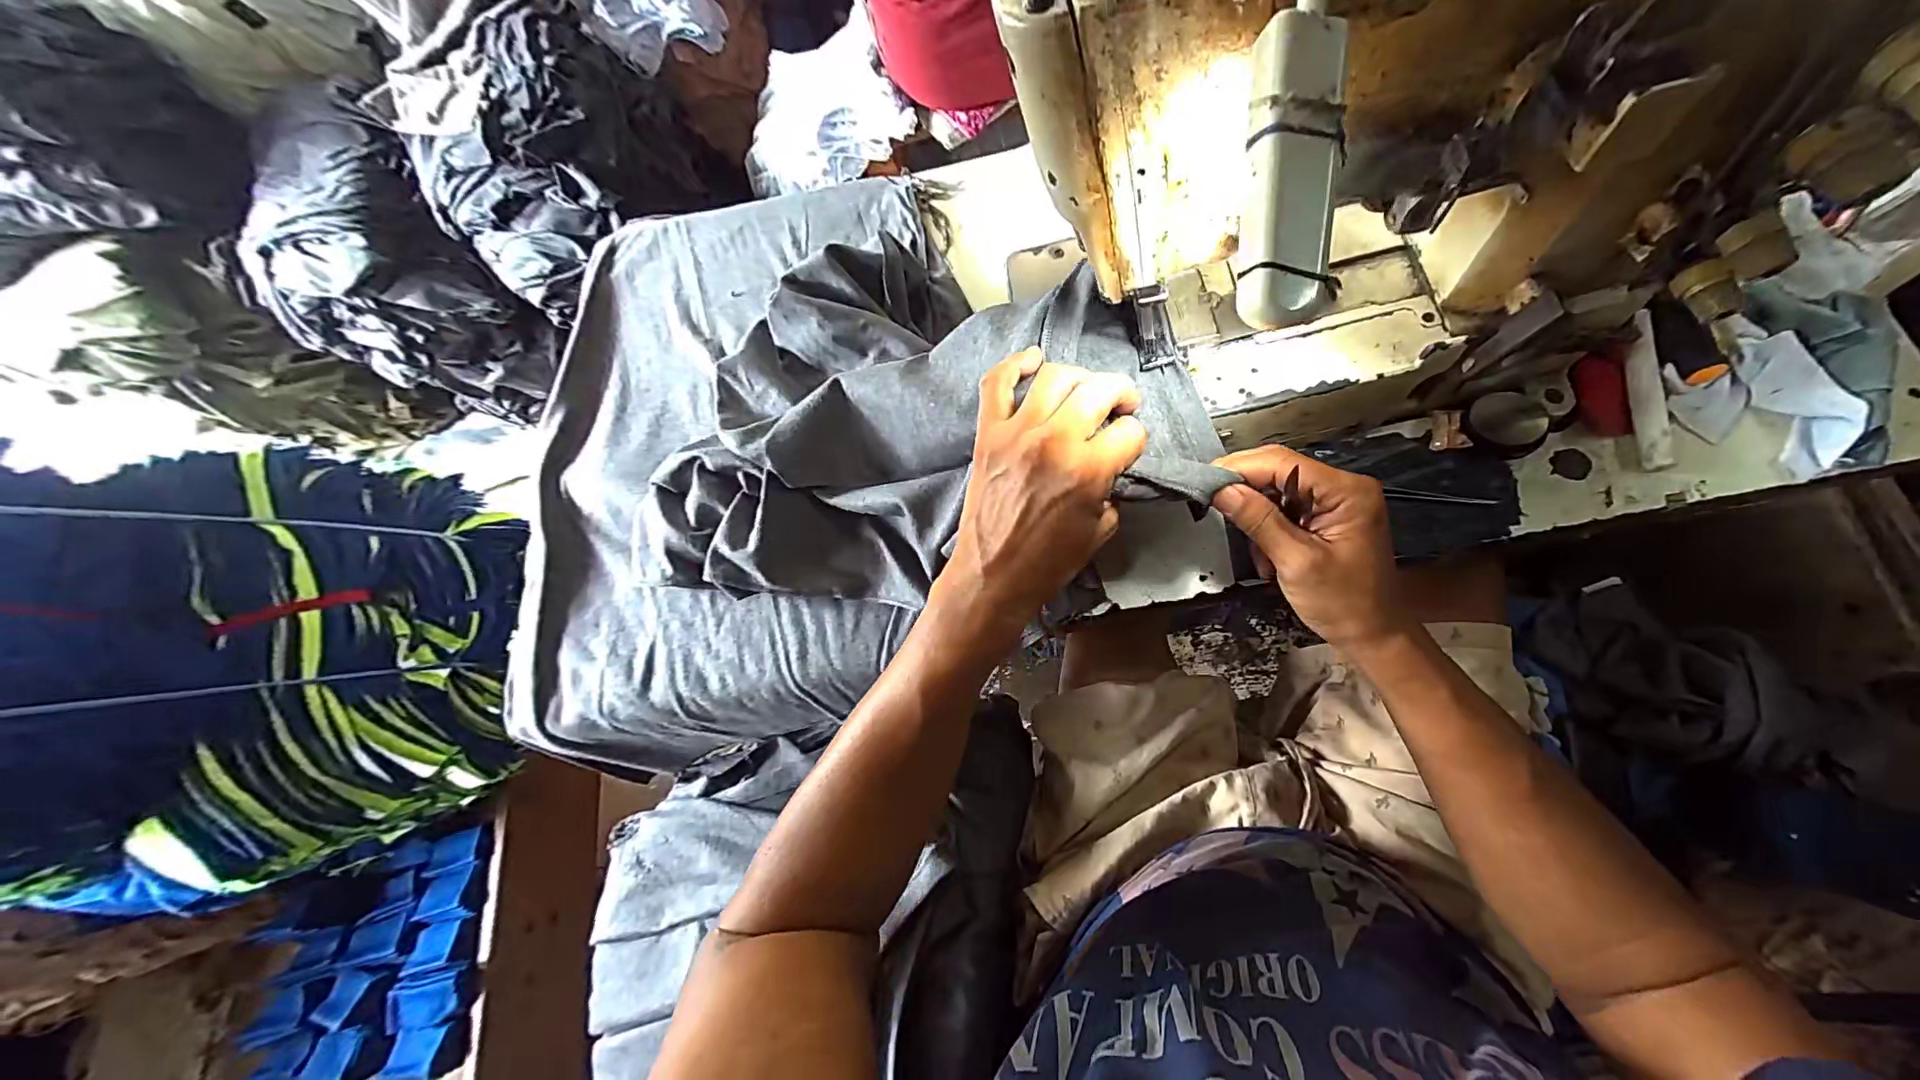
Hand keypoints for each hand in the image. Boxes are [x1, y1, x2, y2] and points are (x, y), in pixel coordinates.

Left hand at [938, 349, 1147, 633]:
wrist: (993, 575)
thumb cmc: (1044, 562)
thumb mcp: (1099, 530)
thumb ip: (1111, 489)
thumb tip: (1111, 464)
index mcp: (1087, 470)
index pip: (1130, 430)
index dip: (1135, 437)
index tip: (1129, 444)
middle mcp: (1054, 442)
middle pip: (1100, 389)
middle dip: (1120, 393)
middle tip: (1121, 405)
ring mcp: (1016, 433)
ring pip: (1056, 376)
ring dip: (1079, 377)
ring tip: (1085, 390)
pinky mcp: (988, 434)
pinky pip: (997, 383)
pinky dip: (1015, 364)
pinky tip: (1033, 360)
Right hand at [1211, 445, 1410, 650]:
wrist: (1373, 635)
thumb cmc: (1345, 604)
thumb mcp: (1295, 561)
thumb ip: (1258, 520)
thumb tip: (1222, 490)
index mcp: (1346, 491)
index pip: (1281, 462)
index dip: (1238, 468)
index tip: (1205, 482)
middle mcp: (1343, 487)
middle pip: (1277, 469)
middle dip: (1244, 489)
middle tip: (1212, 504)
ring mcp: (1334, 502)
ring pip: (1275, 489)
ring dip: (1255, 515)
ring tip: (1258, 552)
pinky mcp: (1324, 516)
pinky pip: (1283, 507)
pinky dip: (1267, 528)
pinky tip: (1269, 556)